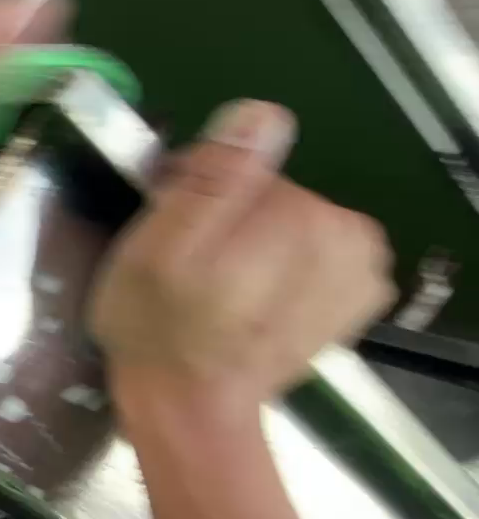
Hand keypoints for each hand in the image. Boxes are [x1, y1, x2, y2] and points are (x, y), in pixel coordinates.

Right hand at [90, 100, 396, 419]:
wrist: (191, 402)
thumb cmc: (156, 325)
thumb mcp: (158, 250)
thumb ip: (211, 181)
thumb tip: (258, 115)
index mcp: (297, 212)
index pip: (233, 166)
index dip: (183, 194)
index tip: (156, 236)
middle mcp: (348, 231)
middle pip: (264, 195)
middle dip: (217, 220)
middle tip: (176, 267)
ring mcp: (361, 269)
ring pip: (285, 223)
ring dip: (246, 244)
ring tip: (212, 288)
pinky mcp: (356, 296)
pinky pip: (310, 255)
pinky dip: (277, 268)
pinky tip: (248, 300)